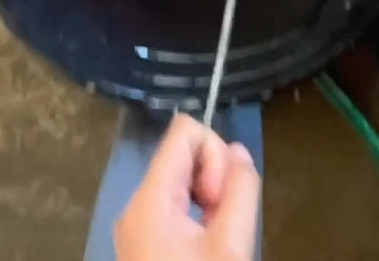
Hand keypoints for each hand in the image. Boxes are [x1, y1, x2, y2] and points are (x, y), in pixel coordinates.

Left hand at [115, 114, 260, 260]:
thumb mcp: (232, 245)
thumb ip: (241, 188)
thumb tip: (238, 152)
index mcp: (149, 199)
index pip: (185, 131)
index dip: (214, 153)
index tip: (220, 198)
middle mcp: (137, 205)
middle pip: (184, 153)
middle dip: (214, 179)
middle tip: (223, 223)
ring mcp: (139, 225)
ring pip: (185, 179)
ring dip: (211, 200)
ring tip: (217, 240)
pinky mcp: (146, 242)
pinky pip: (179, 204)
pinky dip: (200, 216)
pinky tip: (207, 248)